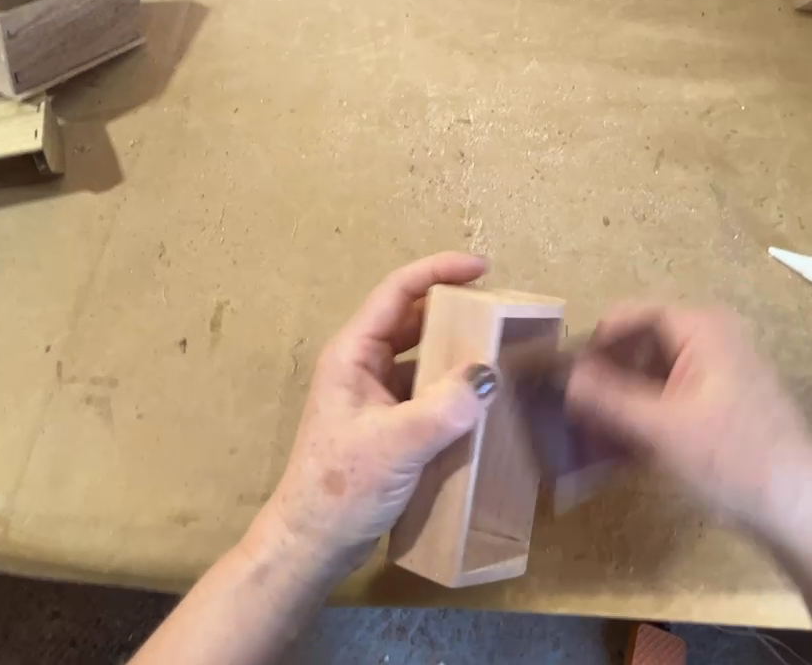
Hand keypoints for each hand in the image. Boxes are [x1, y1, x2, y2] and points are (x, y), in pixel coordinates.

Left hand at [257, 253, 499, 576]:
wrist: (312, 544)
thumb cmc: (341, 486)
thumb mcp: (397, 444)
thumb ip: (444, 407)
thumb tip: (489, 374)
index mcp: (354, 352)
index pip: (398, 292)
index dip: (438, 271)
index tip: (482, 268)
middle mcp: (363, 363)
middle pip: (412, 318)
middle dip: (453, 309)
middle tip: (499, 309)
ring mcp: (374, 393)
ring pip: (420, 355)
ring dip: (454, 349)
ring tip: (498, 349)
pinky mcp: (387, 421)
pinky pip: (425, 388)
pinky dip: (451, 386)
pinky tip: (480, 398)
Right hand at [563, 305, 811, 536]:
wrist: (806, 514)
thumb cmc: (735, 460)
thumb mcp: (661, 429)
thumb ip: (607, 399)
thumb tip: (560, 375)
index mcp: (701, 327)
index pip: (630, 316)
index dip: (595, 343)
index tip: (566, 375)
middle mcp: (712, 337)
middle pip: (640, 342)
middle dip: (606, 374)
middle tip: (575, 408)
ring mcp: (720, 369)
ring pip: (652, 370)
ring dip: (621, 396)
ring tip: (592, 430)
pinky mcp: (722, 401)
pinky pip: (669, 392)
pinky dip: (644, 410)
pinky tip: (622, 444)